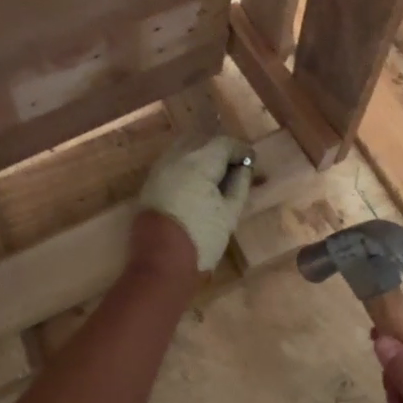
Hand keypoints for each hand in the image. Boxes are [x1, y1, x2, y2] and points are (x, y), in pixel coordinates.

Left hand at [136, 135, 251, 271]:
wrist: (160, 263)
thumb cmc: (201, 238)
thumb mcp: (230, 213)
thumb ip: (239, 183)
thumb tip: (244, 166)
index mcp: (199, 161)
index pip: (224, 142)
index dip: (241, 150)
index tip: (251, 162)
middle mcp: (177, 157)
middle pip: (203, 140)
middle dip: (221, 149)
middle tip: (235, 167)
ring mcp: (160, 167)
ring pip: (185, 147)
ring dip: (202, 154)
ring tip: (217, 175)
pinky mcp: (151, 181)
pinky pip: (173, 161)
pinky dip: (187, 163)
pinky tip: (197, 181)